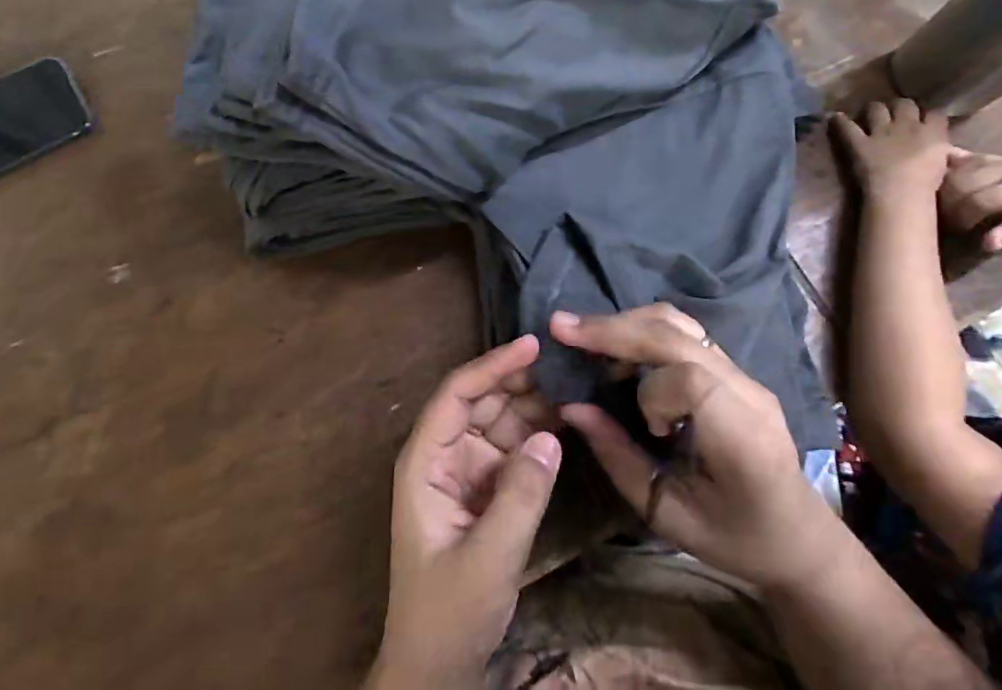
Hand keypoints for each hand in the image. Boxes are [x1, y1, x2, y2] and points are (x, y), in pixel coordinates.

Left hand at [369, 336, 561, 689]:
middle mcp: (444, 456)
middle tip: (568, 366)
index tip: (534, 344)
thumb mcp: (488, 558)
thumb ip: (520, 496)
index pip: (456, 395)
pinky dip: (539, 433)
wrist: (438, 666)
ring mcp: (467, 471)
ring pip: (501, 419)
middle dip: (520, 380)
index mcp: (425, 462)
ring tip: (575, 388)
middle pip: (481, 400)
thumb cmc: (448, 612)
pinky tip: (568, 421)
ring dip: (534, 403)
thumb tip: (551, 434)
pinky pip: (514, 447)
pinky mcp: (488, 489)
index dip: (492, 365)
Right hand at [552, 305, 839, 591]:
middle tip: (562, 328)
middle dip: (615, 328)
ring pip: (682, 323)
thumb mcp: (669, 515)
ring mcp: (746, 375)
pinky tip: (620, 348)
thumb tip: (572, 408)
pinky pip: (688, 335)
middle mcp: (748, 391)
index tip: (649, 428)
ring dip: (629, 323)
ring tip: (586, 337)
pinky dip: (645, 332)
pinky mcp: (737, 370)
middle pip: (678, 334)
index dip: (653, 392)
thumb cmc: (735, 538)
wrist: (797, 534)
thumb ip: (620, 458)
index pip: (691, 379)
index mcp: (742, 436)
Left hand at [832, 100, 951, 196]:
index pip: (936, 113)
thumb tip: (953, 151)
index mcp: (931, 132)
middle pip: (905, 104)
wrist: (901, 190)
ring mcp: (880, 132)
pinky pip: (847, 127)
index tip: (930, 119)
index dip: (932, 115)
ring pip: (876, 108)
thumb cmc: (928, 183)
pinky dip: (840, 122)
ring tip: (872, 113)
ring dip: (874, 109)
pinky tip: (835, 117)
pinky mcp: (859, 142)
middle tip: (899, 114)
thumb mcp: (945, 164)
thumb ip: (947, 152)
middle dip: (902, 106)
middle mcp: (905, 125)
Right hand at [940, 150, 1001, 251]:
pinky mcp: (978, 153)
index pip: (980, 200)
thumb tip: (988, 244)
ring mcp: (989, 157)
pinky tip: (932, 182)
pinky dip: (938, 170)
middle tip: (943, 219)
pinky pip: (951, 158)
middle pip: (961, 183)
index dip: (963, 217)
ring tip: (937, 205)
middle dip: (946, 204)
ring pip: (953, 170)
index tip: (958, 229)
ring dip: (939, 189)